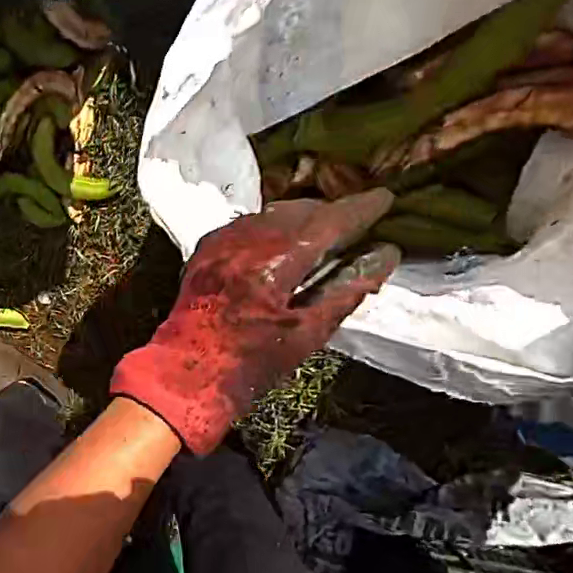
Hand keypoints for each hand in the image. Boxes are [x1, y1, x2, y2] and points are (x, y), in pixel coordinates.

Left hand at [111, 192, 398, 454]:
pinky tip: (279, 244)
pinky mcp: (204, 249)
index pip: (327, 221)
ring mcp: (220, 243)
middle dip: (330, 212)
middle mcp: (244, 242)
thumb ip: (348, 289)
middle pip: (298, 210)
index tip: (384, 200)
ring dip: (299, 218)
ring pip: (270, 213)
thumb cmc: (251, 362)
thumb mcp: (309, 333)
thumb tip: (384, 254)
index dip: (360, 209)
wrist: (188, 372)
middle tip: (354, 223)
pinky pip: (245, 225)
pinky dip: (269, 228)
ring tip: (320, 235)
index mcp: (274, 263)